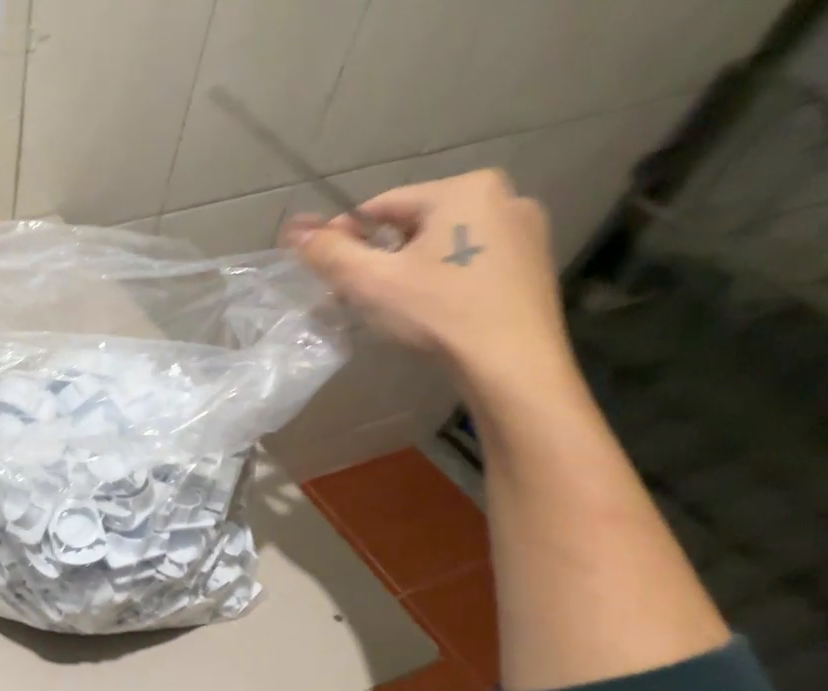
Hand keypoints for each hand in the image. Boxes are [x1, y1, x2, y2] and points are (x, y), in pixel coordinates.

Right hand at [283, 169, 574, 389]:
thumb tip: (293, 230)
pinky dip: (444, 279)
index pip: (383, 205)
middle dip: (380, 255)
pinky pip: (472, 261)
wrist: (513, 365)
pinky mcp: (533, 264)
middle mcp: (503, 196)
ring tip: (390, 306)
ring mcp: (526, 230)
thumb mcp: (372, 282)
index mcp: (465, 188)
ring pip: (444, 244)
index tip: (323, 269)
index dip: (345, 236)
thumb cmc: (440, 313)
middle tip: (355, 294)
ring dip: (410, 268)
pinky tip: (432, 311)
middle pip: (416, 224)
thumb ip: (330, 252)